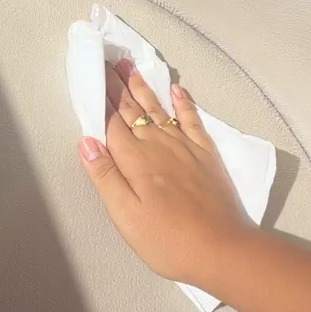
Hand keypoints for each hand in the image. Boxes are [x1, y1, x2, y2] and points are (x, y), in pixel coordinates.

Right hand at [77, 59, 255, 288]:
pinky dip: (183, 103)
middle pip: (132, 109)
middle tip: (108, 60)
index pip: (111, 121)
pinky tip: (177, 90)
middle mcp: (156, 145)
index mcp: (134, 159)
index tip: (93, 73)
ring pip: (157, 109)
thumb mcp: (125, 216)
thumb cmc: (167, 240)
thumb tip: (86, 141)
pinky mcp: (206, 155)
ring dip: (143, 87)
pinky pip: (192, 120)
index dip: (101, 96)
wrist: (224, 251)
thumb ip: (105, 176)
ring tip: (131, 67)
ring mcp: (184, 147)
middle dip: (117, 84)